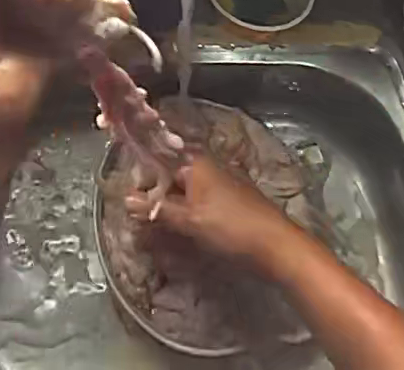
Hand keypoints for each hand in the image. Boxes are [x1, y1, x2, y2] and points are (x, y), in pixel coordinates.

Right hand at [131, 153, 302, 270]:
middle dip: (155, 193)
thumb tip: (127, 199)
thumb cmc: (230, 226)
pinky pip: (197, 197)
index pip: (158, 158)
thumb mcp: (190, 220)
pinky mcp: (226, 196)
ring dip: (170, 204)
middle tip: (140, 216)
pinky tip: (179, 227)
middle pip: (170, 174)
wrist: (276, 244)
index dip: (142, 175)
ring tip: (156, 225)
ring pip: (183, 188)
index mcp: (194, 161)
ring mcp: (217, 179)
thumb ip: (158, 209)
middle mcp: (205, 164)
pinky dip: (185, 209)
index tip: (128, 195)